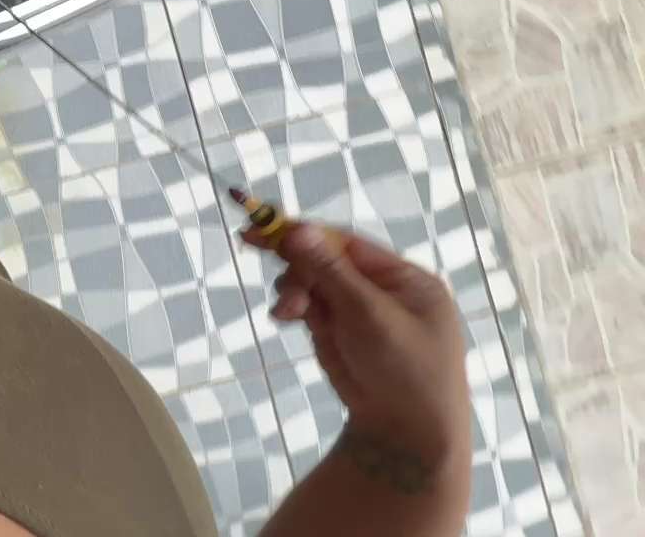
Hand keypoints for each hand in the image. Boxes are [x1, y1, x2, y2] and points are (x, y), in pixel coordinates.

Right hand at [251, 224, 470, 476]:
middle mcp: (380, 287)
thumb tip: (298, 228)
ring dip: (291, 289)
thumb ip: (330, 269)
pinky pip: (304, 299)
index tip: (261, 227)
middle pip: (321, 257)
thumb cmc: (403, 365)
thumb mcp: (368, 313)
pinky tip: (286, 317)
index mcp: (403, 278)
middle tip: (252, 247)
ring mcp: (356, 306)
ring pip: (307, 278)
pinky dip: (291, 304)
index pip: (343, 242)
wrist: (404, 428)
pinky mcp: (335, 324)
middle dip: (295, 266)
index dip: (302, 233)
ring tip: (287, 312)